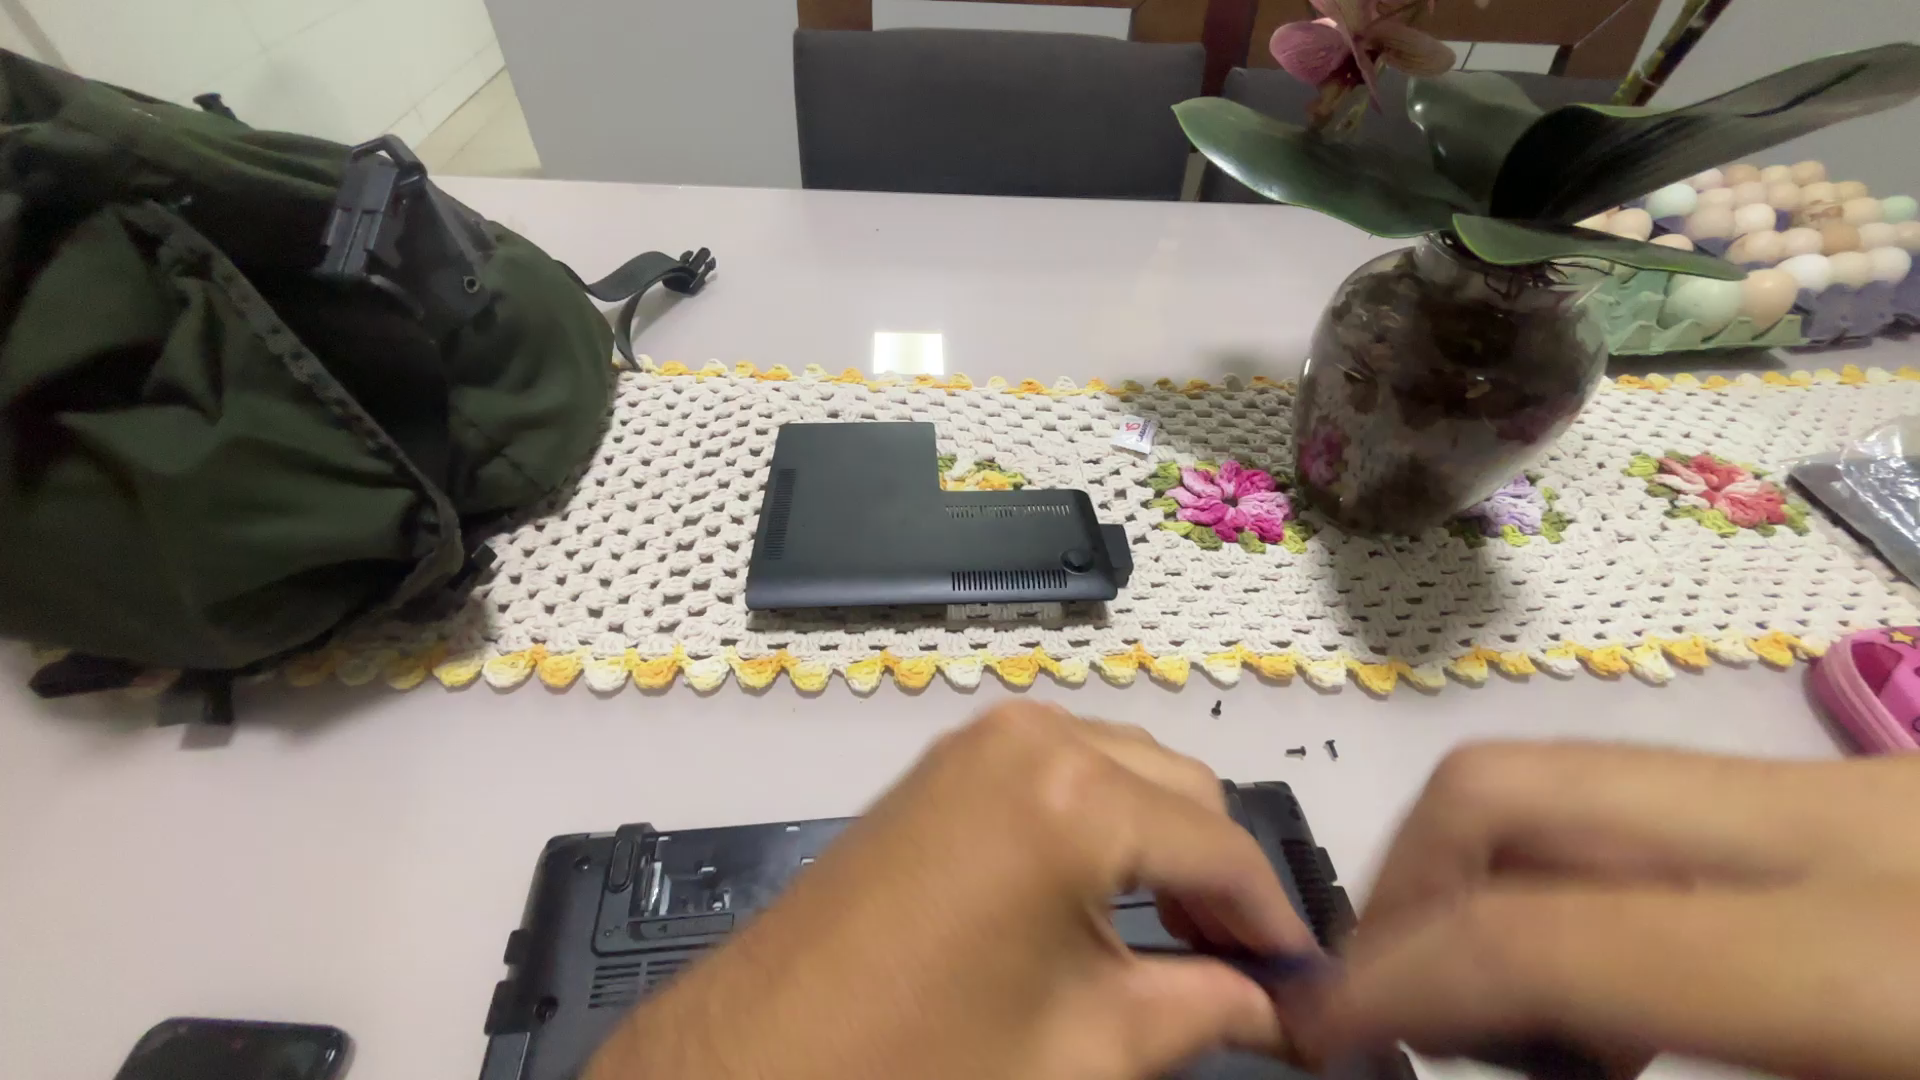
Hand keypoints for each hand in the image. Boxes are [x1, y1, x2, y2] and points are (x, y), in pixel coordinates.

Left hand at [586, 703, 1317, 1079]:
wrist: (759, 1054)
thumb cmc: (926, 1061)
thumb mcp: (1087, 1048)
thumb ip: (1202, 1009)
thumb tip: (1274, 1003)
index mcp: (1075, 792)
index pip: (1222, 843)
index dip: (1277, 918)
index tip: (1309, 981)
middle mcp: (1035, 734)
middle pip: (1180, 787)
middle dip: (1220, 873)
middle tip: (1243, 967)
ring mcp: (984, 736)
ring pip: (1124, 768)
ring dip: (1164, 840)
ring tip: (1179, 938)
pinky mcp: (951, 757)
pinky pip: (1062, 768)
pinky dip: (1103, 819)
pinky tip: (1105, 893)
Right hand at [1288, 742, 1919, 1079]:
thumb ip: (1665, 1066)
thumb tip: (1507, 1048)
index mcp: (1880, 953)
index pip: (1542, 936)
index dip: (1398, 983)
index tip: (1319, 1029)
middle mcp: (1843, 819)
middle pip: (1507, 789)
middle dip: (1405, 888)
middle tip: (1384, 990)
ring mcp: (1848, 780)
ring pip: (1556, 785)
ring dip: (1478, 886)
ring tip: (1499, 1005)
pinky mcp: (1854, 785)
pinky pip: (1635, 811)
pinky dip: (1569, 887)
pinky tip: (1619, 990)